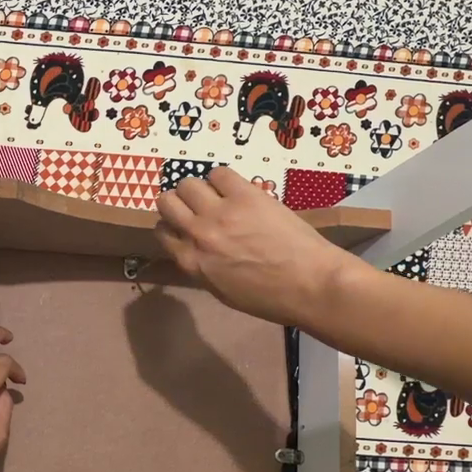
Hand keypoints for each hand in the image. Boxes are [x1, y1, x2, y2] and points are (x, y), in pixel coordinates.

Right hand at [155, 166, 364, 328]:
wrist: (310, 283)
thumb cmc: (268, 298)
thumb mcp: (221, 291)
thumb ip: (200, 266)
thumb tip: (194, 249)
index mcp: (190, 262)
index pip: (162, 231)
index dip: (171, 226)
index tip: (183, 226)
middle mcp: (197, 234)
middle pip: (167, 201)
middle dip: (178, 203)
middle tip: (195, 207)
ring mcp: (220, 211)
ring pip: (188, 184)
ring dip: (198, 189)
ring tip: (215, 196)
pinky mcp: (245, 194)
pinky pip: (219, 173)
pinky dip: (221, 179)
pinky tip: (234, 190)